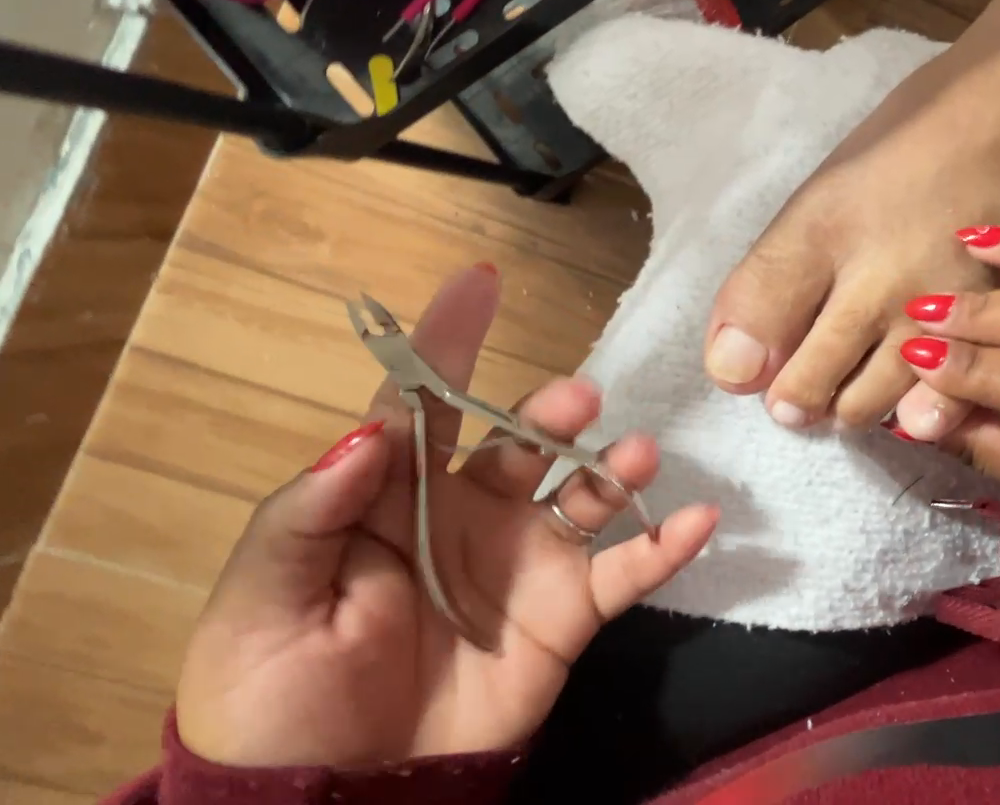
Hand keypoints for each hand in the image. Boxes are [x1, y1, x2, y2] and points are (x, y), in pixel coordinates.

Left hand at [175, 265, 718, 767]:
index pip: (424, 405)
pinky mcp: (571, 608)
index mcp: (395, 498)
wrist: (337, 804)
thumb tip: (370, 432)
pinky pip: (630, 569)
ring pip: (587, 492)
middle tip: (577, 402)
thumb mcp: (262, 606)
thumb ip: (309, 515)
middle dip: (552, 413)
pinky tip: (701, 520)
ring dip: (617, 467)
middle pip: (525, 441)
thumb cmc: (276, 699)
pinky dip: (668, 544)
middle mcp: (474, 512)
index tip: (481, 282)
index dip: (448, 343)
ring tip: (637, 459)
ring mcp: (530, 557)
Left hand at [703, 18, 999, 436]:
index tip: (769, 362)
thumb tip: (733, 372)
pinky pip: (941, 405)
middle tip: (815, 376)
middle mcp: (881, 287)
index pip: (750, 346)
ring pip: (871, 408)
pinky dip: (920, 405)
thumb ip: (772, 279)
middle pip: (810, 390)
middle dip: (800, 395)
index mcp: (822, 236)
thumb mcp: (827, 190)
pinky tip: (923, 379)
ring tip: (865, 373)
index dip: (751, 367)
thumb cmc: (920, 135)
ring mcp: (945, 316)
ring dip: (855, 403)